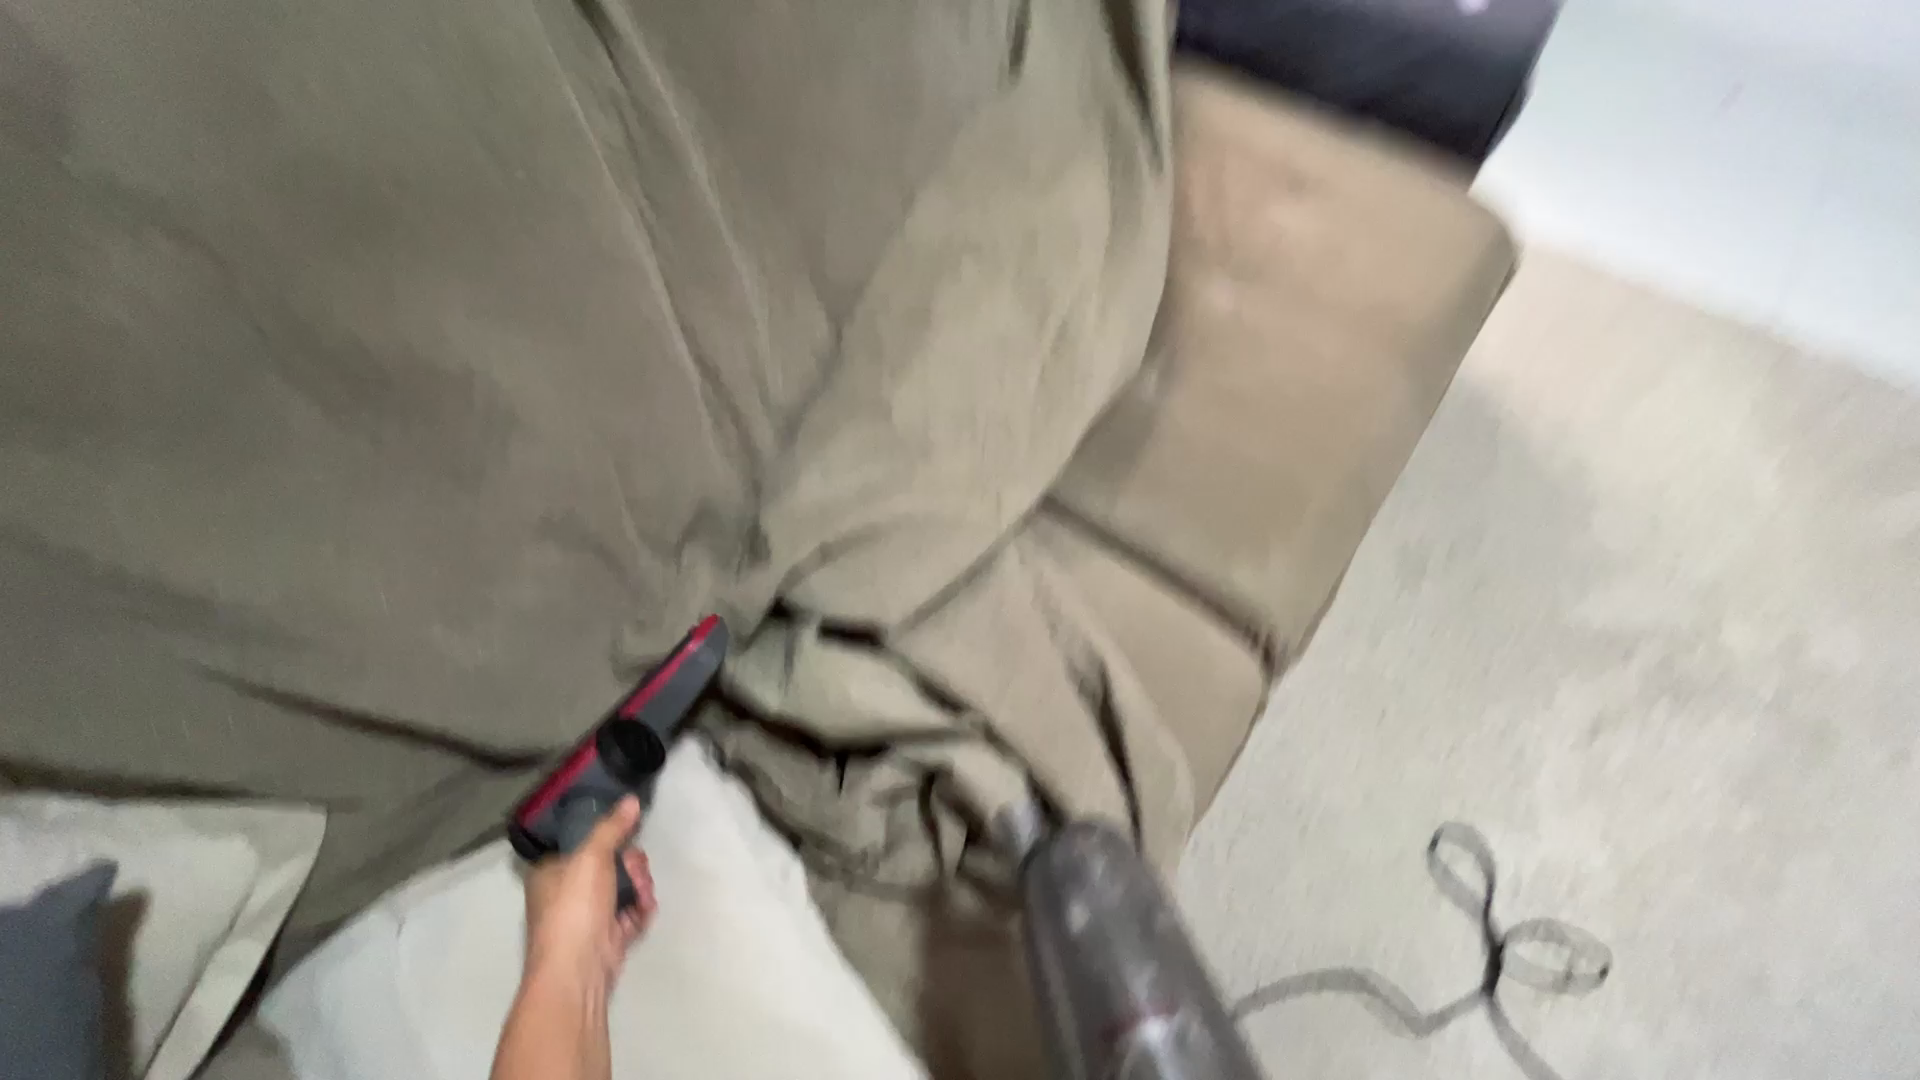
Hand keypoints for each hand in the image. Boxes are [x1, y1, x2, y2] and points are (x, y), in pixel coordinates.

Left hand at [522, 796, 656, 989]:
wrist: (578, 970)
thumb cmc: (574, 908)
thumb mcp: (591, 857)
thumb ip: (612, 827)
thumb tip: (631, 800)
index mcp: (551, 872)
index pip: (583, 843)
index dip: (608, 837)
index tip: (627, 834)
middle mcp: (567, 892)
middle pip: (611, 862)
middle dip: (632, 864)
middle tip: (636, 870)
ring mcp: (589, 915)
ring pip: (625, 885)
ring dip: (640, 886)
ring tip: (643, 895)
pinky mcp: (608, 935)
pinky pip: (632, 910)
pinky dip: (641, 908)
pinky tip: (645, 909)